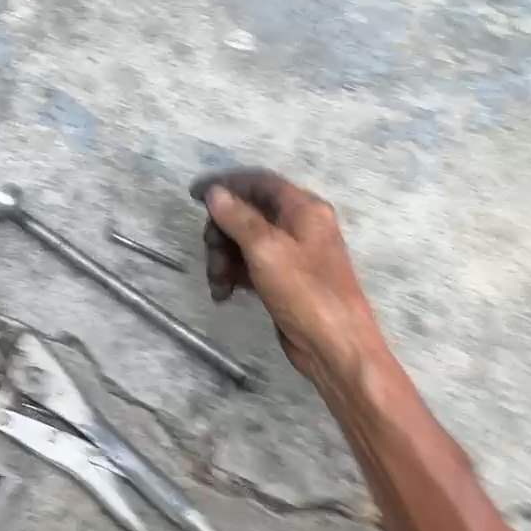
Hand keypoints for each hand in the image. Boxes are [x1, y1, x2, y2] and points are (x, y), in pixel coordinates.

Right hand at [189, 169, 380, 382]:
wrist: (335, 349)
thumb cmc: (306, 293)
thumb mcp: (267, 250)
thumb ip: (238, 218)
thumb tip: (215, 192)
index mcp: (303, 209)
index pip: (259, 182)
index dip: (225, 184)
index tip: (194, 196)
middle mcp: (299, 225)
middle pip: (246, 213)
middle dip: (221, 231)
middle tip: (210, 253)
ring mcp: (291, 253)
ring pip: (244, 240)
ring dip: (223, 257)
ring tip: (217, 283)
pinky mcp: (283, 279)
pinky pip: (249, 264)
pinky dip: (233, 273)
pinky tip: (223, 293)